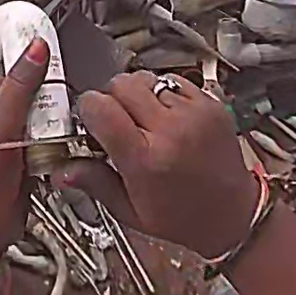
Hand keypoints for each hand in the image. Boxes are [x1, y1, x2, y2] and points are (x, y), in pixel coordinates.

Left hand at [0, 38, 48, 250]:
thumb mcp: (1, 120)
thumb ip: (21, 83)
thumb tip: (36, 46)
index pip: (25, 63)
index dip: (44, 61)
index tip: (64, 63)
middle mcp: (9, 112)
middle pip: (47, 91)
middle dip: (59, 100)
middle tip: (59, 113)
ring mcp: (23, 135)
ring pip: (56, 118)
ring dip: (64, 126)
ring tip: (60, 136)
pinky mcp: (37, 157)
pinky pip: (61, 143)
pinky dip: (66, 147)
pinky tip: (65, 153)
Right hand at [56, 72, 258, 259]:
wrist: (235, 215)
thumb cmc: (182, 217)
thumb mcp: (131, 212)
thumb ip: (94, 183)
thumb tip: (60, 169)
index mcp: (146, 160)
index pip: (100, 107)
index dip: (88, 110)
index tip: (90, 121)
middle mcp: (170, 131)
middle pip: (120, 84)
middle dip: (110, 98)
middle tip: (117, 121)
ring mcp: (193, 113)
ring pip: (144, 77)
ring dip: (137, 94)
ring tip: (144, 119)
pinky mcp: (209, 103)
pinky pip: (170, 80)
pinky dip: (162, 93)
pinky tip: (166, 116)